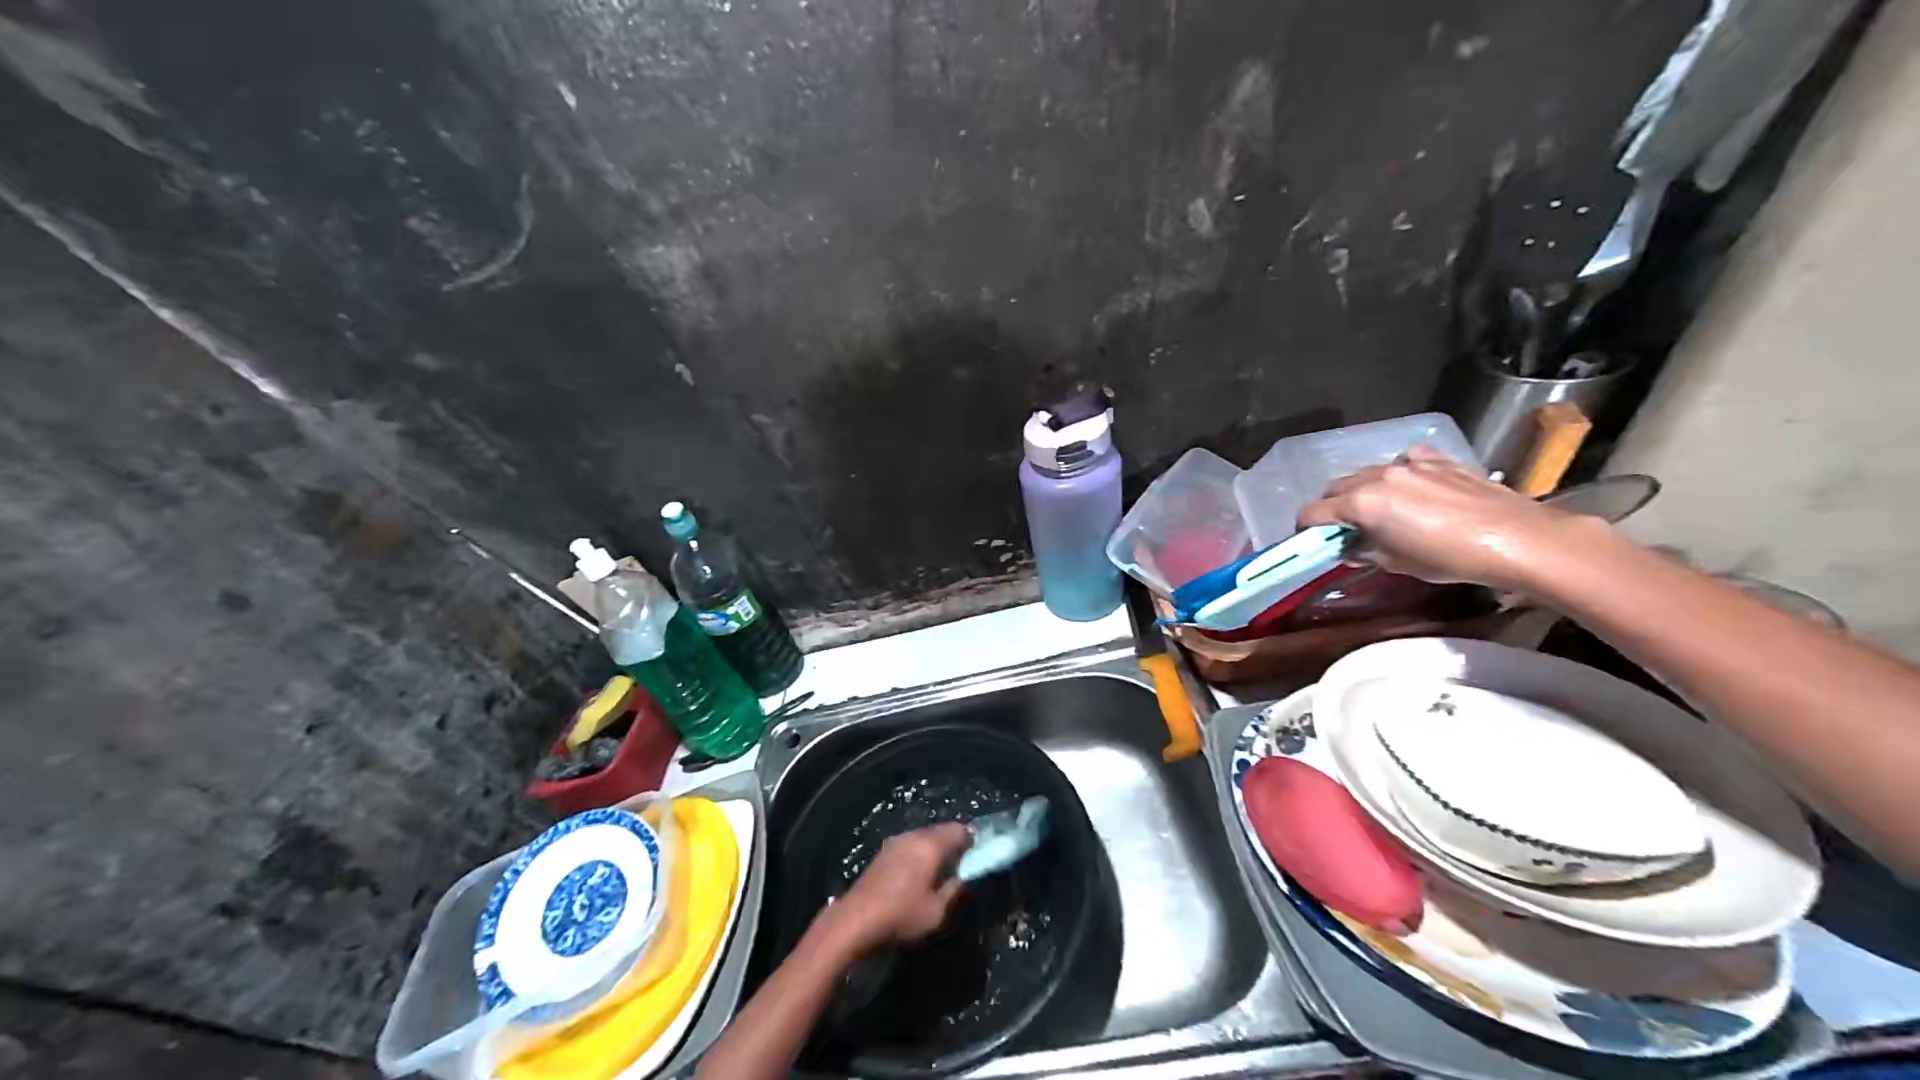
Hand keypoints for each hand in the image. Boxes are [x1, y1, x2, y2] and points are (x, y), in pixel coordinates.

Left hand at [825, 823, 971, 952]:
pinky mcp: (883, 851)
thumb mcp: (937, 911)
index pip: (960, 830)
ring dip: (936, 848)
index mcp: (931, 845)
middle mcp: (914, 835)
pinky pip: (911, 844)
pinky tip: (918, 875)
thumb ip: (956, 889)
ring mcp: (896, 841)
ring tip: (940, 873)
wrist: (855, 920)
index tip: (978, 857)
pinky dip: (920, 853)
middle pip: (942, 830)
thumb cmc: (901, 916)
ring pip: (925, 836)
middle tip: (962, 867)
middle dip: (954, 844)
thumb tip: (967, 875)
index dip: (973, 841)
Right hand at [1296, 444, 1605, 591]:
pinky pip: (1405, 460)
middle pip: (1335, 488)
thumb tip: (1351, 546)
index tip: (1312, 542)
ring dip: (1363, 491)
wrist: (1519, 539)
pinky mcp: (1438, 459)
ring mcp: (1409, 463)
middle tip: (1346, 530)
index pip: (1312, 512)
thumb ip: (1365, 549)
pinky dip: (1399, 472)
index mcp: (1361, 503)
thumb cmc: (1450, 558)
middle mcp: (1377, 476)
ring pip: (1367, 473)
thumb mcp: (1397, 562)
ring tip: (1382, 511)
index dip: (1306, 529)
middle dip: (1332, 508)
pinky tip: (1414, 488)